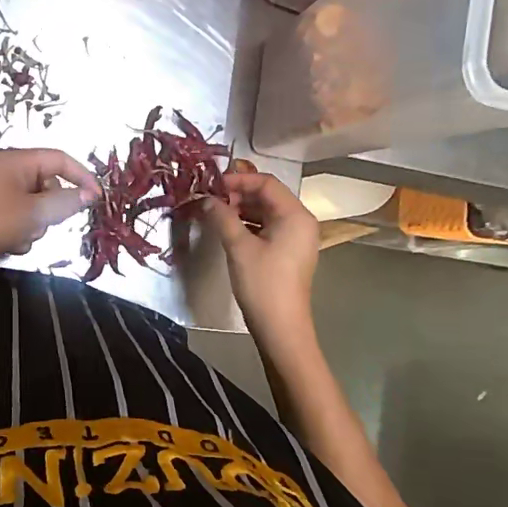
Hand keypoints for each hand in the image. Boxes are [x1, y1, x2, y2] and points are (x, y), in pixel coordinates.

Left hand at [0, 148, 100, 268]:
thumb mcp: (32, 214)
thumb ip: (65, 202)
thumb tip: (90, 194)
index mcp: (18, 160)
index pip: (61, 159)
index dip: (83, 177)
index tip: (98, 201)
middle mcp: (7, 171)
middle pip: (48, 186)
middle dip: (50, 211)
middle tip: (40, 226)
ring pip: (34, 208)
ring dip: (33, 227)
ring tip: (16, 239)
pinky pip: (16, 220)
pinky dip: (17, 234)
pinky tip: (4, 245)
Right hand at [198, 171, 318, 339]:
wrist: (280, 326)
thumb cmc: (263, 283)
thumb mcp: (239, 247)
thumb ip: (222, 218)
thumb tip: (206, 200)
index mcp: (295, 215)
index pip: (267, 183)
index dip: (238, 180)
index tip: (211, 185)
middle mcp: (301, 222)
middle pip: (268, 196)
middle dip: (238, 195)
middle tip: (210, 201)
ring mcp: (296, 238)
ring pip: (267, 213)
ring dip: (241, 211)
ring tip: (215, 215)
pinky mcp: (289, 253)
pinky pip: (268, 229)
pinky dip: (249, 225)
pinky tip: (228, 230)